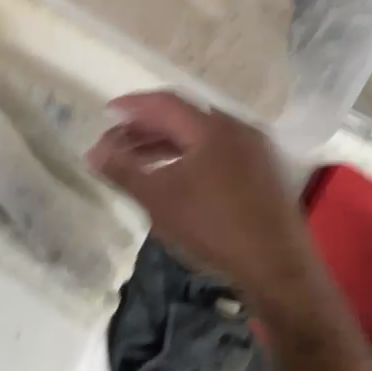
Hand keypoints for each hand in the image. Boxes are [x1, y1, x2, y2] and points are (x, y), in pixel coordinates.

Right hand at [87, 91, 319, 296]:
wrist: (277, 267)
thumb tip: (94, 151)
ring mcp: (255, 151)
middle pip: (184, 117)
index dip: (133, 105)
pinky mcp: (264, 172)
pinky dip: (190, 155)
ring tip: (138, 161)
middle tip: (117, 142)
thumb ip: (123, 170)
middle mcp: (237, 130)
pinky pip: (219, 151)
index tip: (109, 111)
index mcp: (212, 129)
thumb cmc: (213, 228)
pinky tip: (175, 176)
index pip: (165, 103)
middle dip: (146, 127)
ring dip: (166, 144)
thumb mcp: (158, 199)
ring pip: (201, 136)